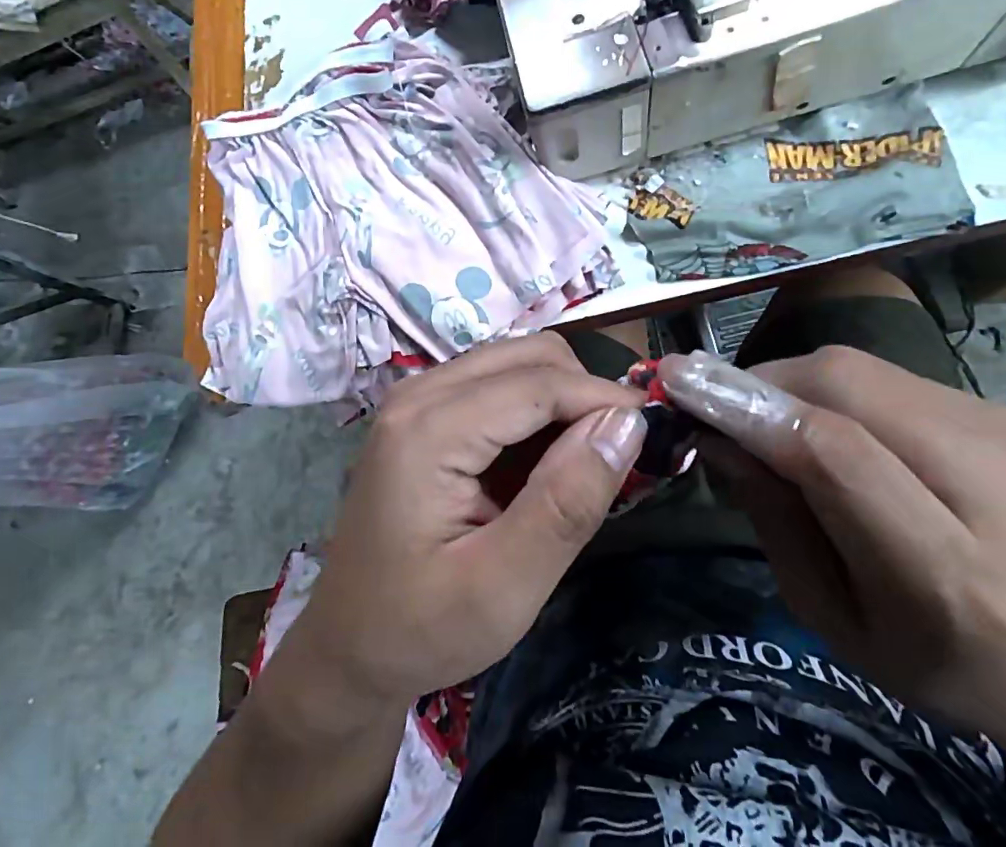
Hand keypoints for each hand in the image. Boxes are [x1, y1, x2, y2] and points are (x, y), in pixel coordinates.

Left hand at [279, 333, 647, 716]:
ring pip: (518, 363)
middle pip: (530, 357)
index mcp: (428, 431)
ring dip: (565, 401)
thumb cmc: (421, 629)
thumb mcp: (504, 587)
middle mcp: (418, 394)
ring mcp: (417, 399)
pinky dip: (539, 412)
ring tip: (589, 463)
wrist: (348, 649)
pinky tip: (548, 464)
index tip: (657, 437)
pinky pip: (499, 386)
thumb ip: (566, 503)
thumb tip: (627, 425)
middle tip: (621, 457)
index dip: (606, 401)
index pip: (540, 383)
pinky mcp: (425, 414)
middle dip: (587, 394)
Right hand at [659, 346, 1005, 746]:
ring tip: (772, 421)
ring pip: (867, 369)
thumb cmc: (941, 664)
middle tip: (718, 401)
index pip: (837, 456)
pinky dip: (839, 391)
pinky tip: (834, 427)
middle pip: (852, 388)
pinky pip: (893, 377)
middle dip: (766, 381)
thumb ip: (776, 520)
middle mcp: (997, 493)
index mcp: (952, 578)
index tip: (682, 381)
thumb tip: (716, 434)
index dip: (751, 407)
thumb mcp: (835, 619)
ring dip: (797, 382)